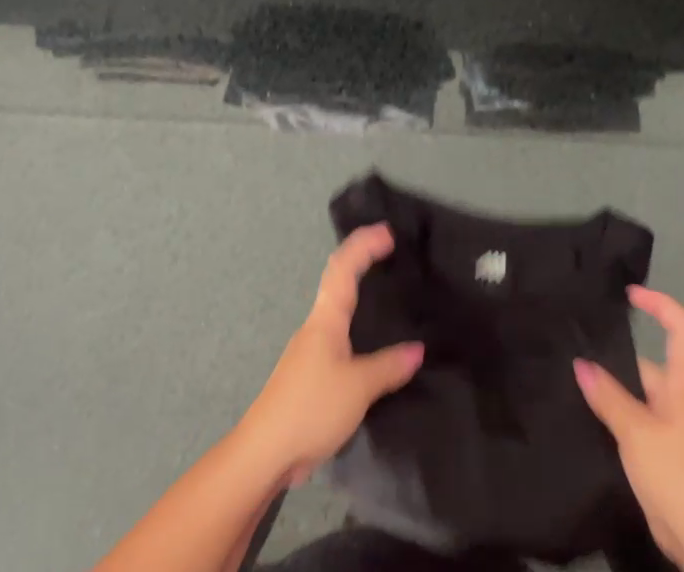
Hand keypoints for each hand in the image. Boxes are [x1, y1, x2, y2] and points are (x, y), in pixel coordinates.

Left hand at [238, 224, 424, 484]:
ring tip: (392, 297)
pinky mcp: (314, 377)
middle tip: (394, 255)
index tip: (388, 232)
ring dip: (361, 298)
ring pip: (339, 313)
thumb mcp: (358, 387)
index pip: (342, 269)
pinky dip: (361, 332)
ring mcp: (312, 353)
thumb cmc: (310, 408)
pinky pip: (342, 341)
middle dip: (363, 264)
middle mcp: (316, 328)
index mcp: (324, 320)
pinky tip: (377, 349)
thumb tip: (417, 350)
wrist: (266, 451)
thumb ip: (388, 366)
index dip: (363, 246)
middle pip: (338, 284)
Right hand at [575, 287, 683, 571]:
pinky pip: (640, 421)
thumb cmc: (679, 476)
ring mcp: (677, 430)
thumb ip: (608, 397)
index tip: (630, 294)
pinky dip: (618, 415)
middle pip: (653, 365)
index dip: (661, 305)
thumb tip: (581, 364)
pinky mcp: (667, 455)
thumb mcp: (637, 433)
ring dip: (614, 390)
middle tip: (574, 352)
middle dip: (617, 358)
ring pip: (642, 396)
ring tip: (572, 382)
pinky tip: (590, 421)